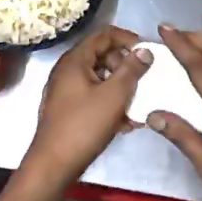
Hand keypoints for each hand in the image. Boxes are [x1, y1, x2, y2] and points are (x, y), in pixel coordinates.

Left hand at [21, 27, 152, 183]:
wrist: (54, 164)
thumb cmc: (84, 126)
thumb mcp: (114, 96)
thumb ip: (131, 70)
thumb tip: (144, 50)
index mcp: (74, 60)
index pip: (103, 35)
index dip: (128, 39)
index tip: (147, 52)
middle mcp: (67, 70)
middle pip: (102, 56)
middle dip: (125, 67)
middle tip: (143, 82)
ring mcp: (65, 91)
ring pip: (99, 79)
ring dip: (120, 88)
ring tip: (138, 107)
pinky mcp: (67, 109)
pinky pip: (93, 97)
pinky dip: (110, 103)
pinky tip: (125, 123)